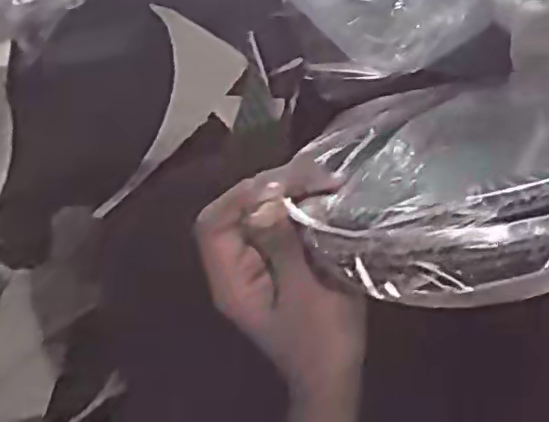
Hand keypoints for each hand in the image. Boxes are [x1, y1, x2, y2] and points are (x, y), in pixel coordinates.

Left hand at [196, 172, 365, 421]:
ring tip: (329, 181)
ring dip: (293, 189)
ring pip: (262, 209)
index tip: (286, 181)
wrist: (335, 370)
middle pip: (237, 210)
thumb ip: (282, 246)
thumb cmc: (319, 336)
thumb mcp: (304, 289)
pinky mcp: (284, 257)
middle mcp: (239, 266)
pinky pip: (284, 218)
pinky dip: (303, 201)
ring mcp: (261, 261)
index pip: (213, 223)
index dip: (241, 195)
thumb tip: (265, 201)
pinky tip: (328, 194)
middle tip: (319, 177)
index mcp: (232, 279)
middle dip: (274, 185)